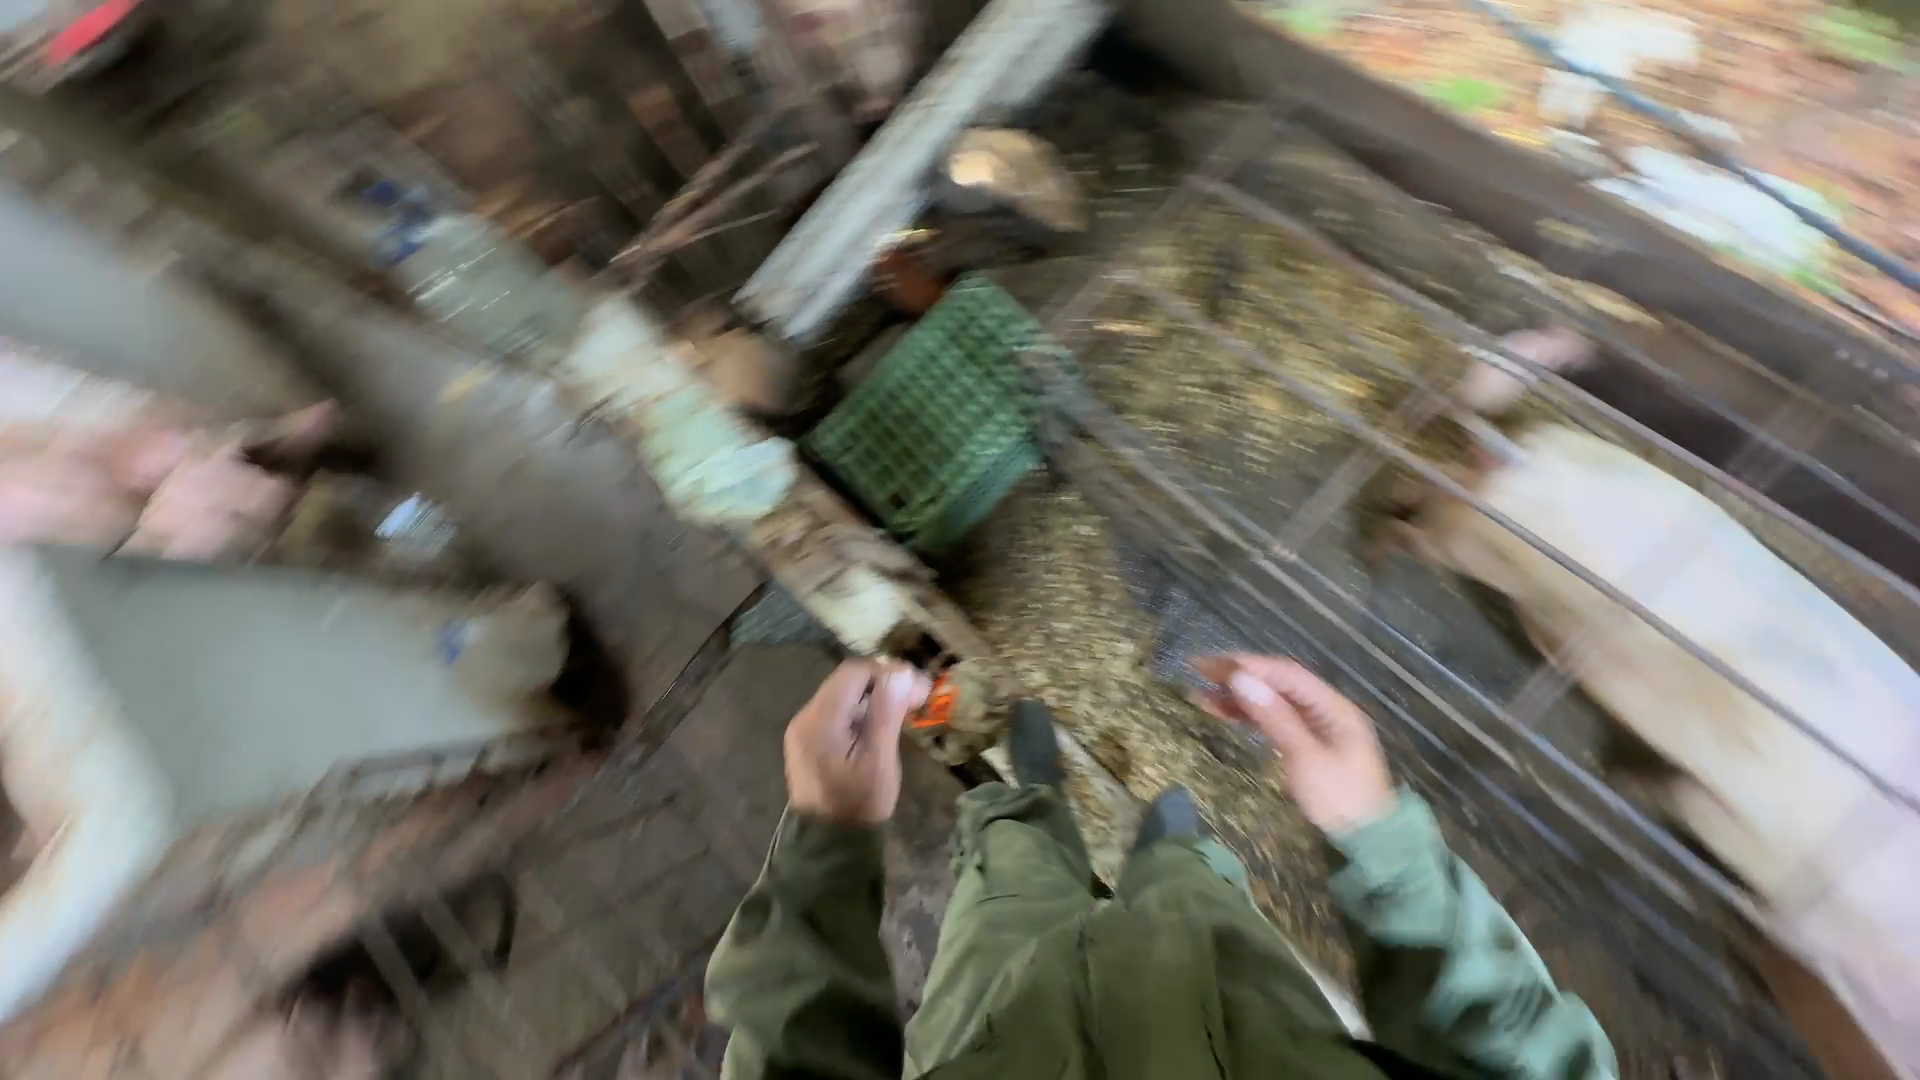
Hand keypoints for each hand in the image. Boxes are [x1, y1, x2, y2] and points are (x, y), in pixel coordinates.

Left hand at [784, 660, 930, 825]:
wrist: (829, 846)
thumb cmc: (859, 803)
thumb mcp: (878, 758)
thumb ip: (887, 711)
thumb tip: (901, 670)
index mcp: (819, 719)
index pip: (855, 671)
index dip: (889, 672)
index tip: (918, 690)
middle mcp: (806, 717)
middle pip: (847, 681)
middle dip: (884, 683)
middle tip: (916, 699)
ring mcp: (804, 729)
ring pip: (844, 695)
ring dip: (875, 697)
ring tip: (904, 712)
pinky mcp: (809, 741)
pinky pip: (837, 713)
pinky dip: (861, 712)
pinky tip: (882, 726)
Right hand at [1191, 655, 1396, 833]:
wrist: (1367, 842)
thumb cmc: (1339, 799)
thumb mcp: (1305, 757)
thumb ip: (1273, 716)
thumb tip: (1240, 679)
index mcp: (1333, 707)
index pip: (1287, 674)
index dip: (1250, 666)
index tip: (1215, 664)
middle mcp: (1325, 709)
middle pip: (1277, 683)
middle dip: (1240, 675)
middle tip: (1200, 671)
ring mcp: (1315, 725)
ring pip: (1271, 700)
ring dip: (1238, 695)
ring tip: (1201, 693)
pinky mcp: (1304, 742)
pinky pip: (1272, 718)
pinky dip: (1247, 713)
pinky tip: (1221, 711)